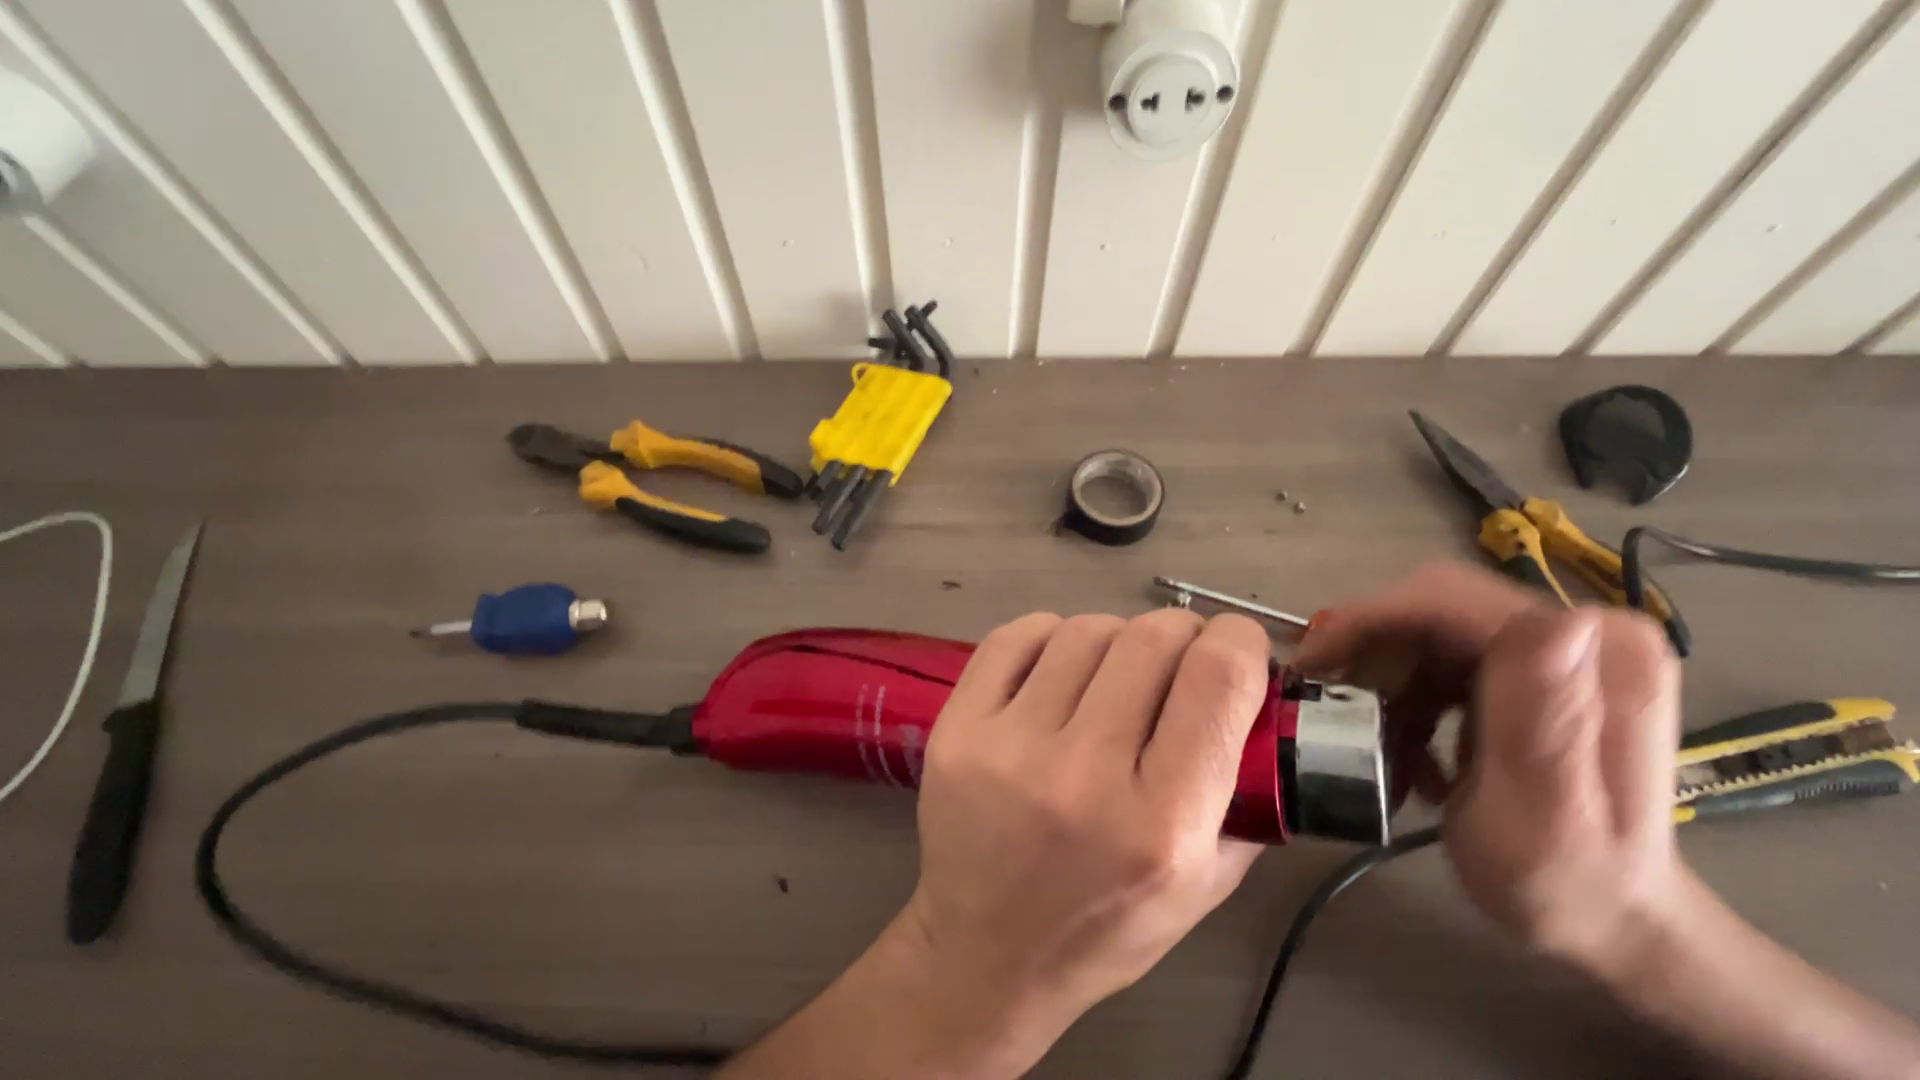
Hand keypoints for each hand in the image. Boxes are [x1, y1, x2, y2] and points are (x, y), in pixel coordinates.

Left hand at [903, 610, 1272, 1047]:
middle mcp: (1083, 775)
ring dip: (1118, 638)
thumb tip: (1261, 698)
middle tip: (1181, 662)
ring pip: (1087, 630)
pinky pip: (1016, 636)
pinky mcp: (958, 728)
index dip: (1242, 641)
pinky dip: (1052, 637)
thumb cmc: (1106, 928)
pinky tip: (1061, 668)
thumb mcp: (1207, 886)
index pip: (1217, 677)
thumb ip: (1247, 791)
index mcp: (1162, 823)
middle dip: (1185, 635)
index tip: (1240, 649)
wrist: (985, 955)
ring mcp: (1008, 746)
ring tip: (1116, 673)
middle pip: (1152, 638)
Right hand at [1294, 561, 1684, 978]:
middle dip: (1371, 650)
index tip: (1310, 665)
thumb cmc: (1567, 881)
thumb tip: (1557, 619)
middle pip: (1437, 606)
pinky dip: (1406, 694)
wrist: (1607, 917)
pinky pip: (1439, 656)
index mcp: (1602, 653)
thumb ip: (1544, 721)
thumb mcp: (1543, 817)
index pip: (1454, 601)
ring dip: (1385, 678)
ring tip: (1372, 740)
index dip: (1371, 622)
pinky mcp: (1530, 668)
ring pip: (1428, 628)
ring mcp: (1556, 648)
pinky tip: (1407, 744)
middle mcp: (1584, 632)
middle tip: (1325, 702)